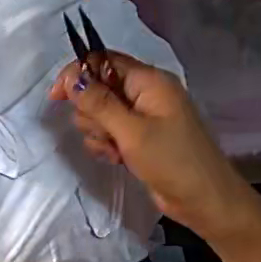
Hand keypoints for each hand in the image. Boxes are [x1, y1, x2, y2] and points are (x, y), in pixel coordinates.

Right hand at [49, 53, 258, 237]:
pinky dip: (106, 145)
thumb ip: (98, 103)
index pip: (103, 62)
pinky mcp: (139, 138)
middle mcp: (144, 93)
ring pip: (99, 114)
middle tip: (105, 132)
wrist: (204, 200)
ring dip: (98, 133)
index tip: (56, 98)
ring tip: (115, 150)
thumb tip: (70, 78)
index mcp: (149, 81)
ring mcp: (142, 117)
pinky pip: (109, 132)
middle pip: (98, 89)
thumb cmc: (172, 160)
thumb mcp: (131, 131)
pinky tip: (116, 159)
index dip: (77, 75)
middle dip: (91, 112)